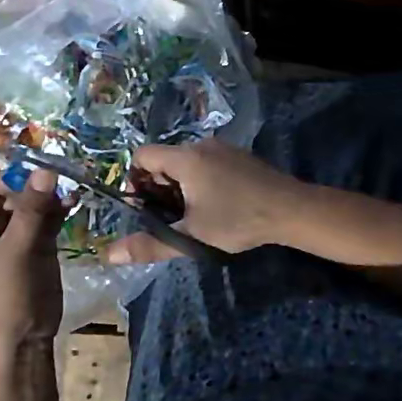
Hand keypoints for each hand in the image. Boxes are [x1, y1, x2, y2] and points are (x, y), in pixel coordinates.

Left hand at [0, 170, 66, 348]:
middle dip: (36, 186)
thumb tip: (46, 170)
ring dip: (51, 197)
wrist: (19, 348)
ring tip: (73, 186)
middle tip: (63, 176)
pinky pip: (47, 223)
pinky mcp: (37, 250)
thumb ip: (31, 210)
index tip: (40, 172)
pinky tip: (75, 201)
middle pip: (12, 197)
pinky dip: (59, 212)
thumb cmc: (3, 300)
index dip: (12, 180)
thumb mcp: (14, 252)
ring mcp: (15, 241)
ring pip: (33, 208)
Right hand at [105, 140, 304, 263]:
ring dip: (179, 187)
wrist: (291, 209)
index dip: (134, 179)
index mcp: (185, 157)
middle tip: (167, 217)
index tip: (143, 207)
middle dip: (157, 187)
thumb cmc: (238, 219)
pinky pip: (206, 164)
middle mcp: (201, 145)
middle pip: (164, 159)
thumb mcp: (192, 235)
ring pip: (186, 163)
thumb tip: (110, 255)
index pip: (143, 154)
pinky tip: (215, 207)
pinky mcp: (239, 157)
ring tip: (191, 216)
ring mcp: (223, 149)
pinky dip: (199, 182)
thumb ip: (150, 244)